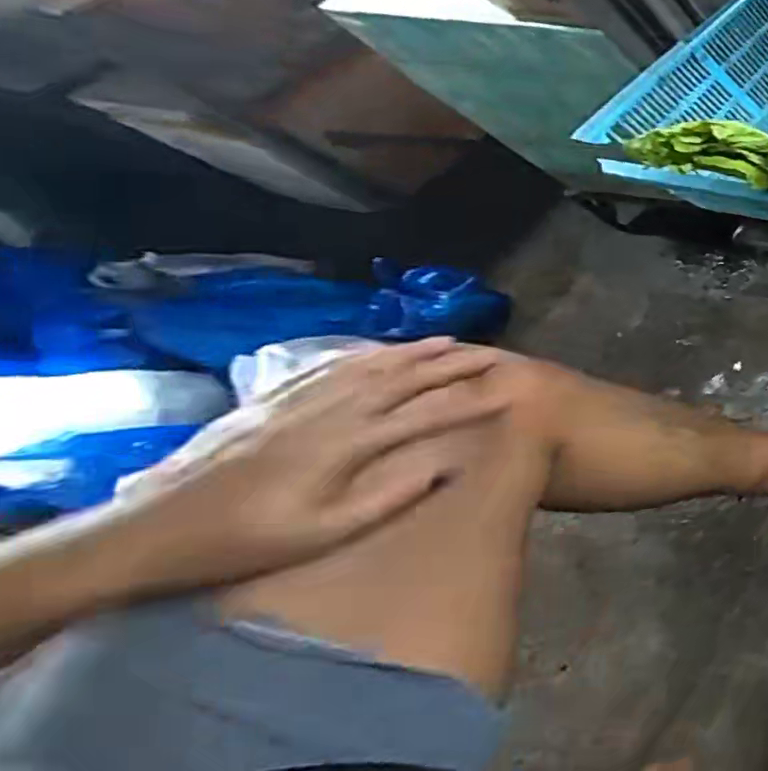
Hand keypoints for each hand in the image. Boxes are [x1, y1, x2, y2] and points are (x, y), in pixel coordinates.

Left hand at [112, 338, 508, 593]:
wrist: (140, 533)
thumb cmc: (239, 541)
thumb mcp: (318, 534)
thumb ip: (387, 498)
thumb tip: (447, 465)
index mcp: (350, 441)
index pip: (430, 412)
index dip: (475, 402)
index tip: (512, 395)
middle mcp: (333, 409)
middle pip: (408, 377)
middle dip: (456, 364)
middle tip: (494, 355)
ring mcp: (301, 400)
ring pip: (374, 364)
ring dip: (418, 351)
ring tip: (452, 341)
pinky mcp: (273, 400)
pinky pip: (334, 365)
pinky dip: (370, 353)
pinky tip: (383, 350)